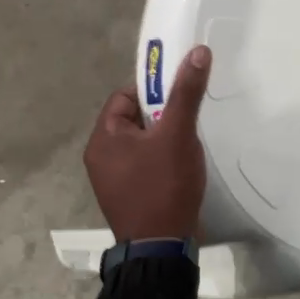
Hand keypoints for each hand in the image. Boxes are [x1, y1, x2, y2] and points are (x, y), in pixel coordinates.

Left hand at [82, 45, 212, 240]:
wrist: (162, 246)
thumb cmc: (162, 185)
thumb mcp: (177, 133)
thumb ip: (186, 92)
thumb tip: (197, 52)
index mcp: (103, 139)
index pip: (125, 96)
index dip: (153, 89)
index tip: (179, 93)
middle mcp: (102, 157)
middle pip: (136, 116)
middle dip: (164, 112)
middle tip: (188, 116)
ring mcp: (115, 178)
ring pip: (144, 139)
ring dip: (167, 133)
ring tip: (189, 138)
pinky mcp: (131, 193)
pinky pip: (147, 160)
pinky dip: (165, 154)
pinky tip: (184, 160)